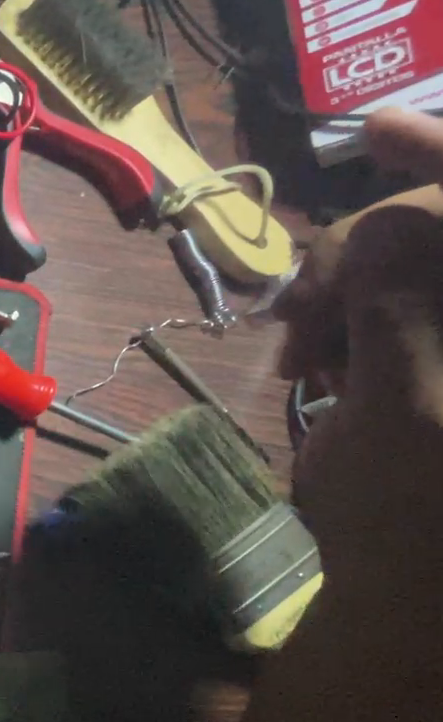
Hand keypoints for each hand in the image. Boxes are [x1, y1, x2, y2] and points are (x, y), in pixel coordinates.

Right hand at [276, 109, 442, 590]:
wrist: (417, 588)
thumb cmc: (416, 513)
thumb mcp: (405, 411)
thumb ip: (408, 308)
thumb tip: (388, 222)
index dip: (440, 161)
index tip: (370, 133)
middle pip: (440, 235)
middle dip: (365, 251)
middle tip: (294, 304)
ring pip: (413, 270)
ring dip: (344, 296)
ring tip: (299, 347)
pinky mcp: (438, 364)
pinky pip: (394, 309)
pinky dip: (346, 322)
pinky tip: (317, 357)